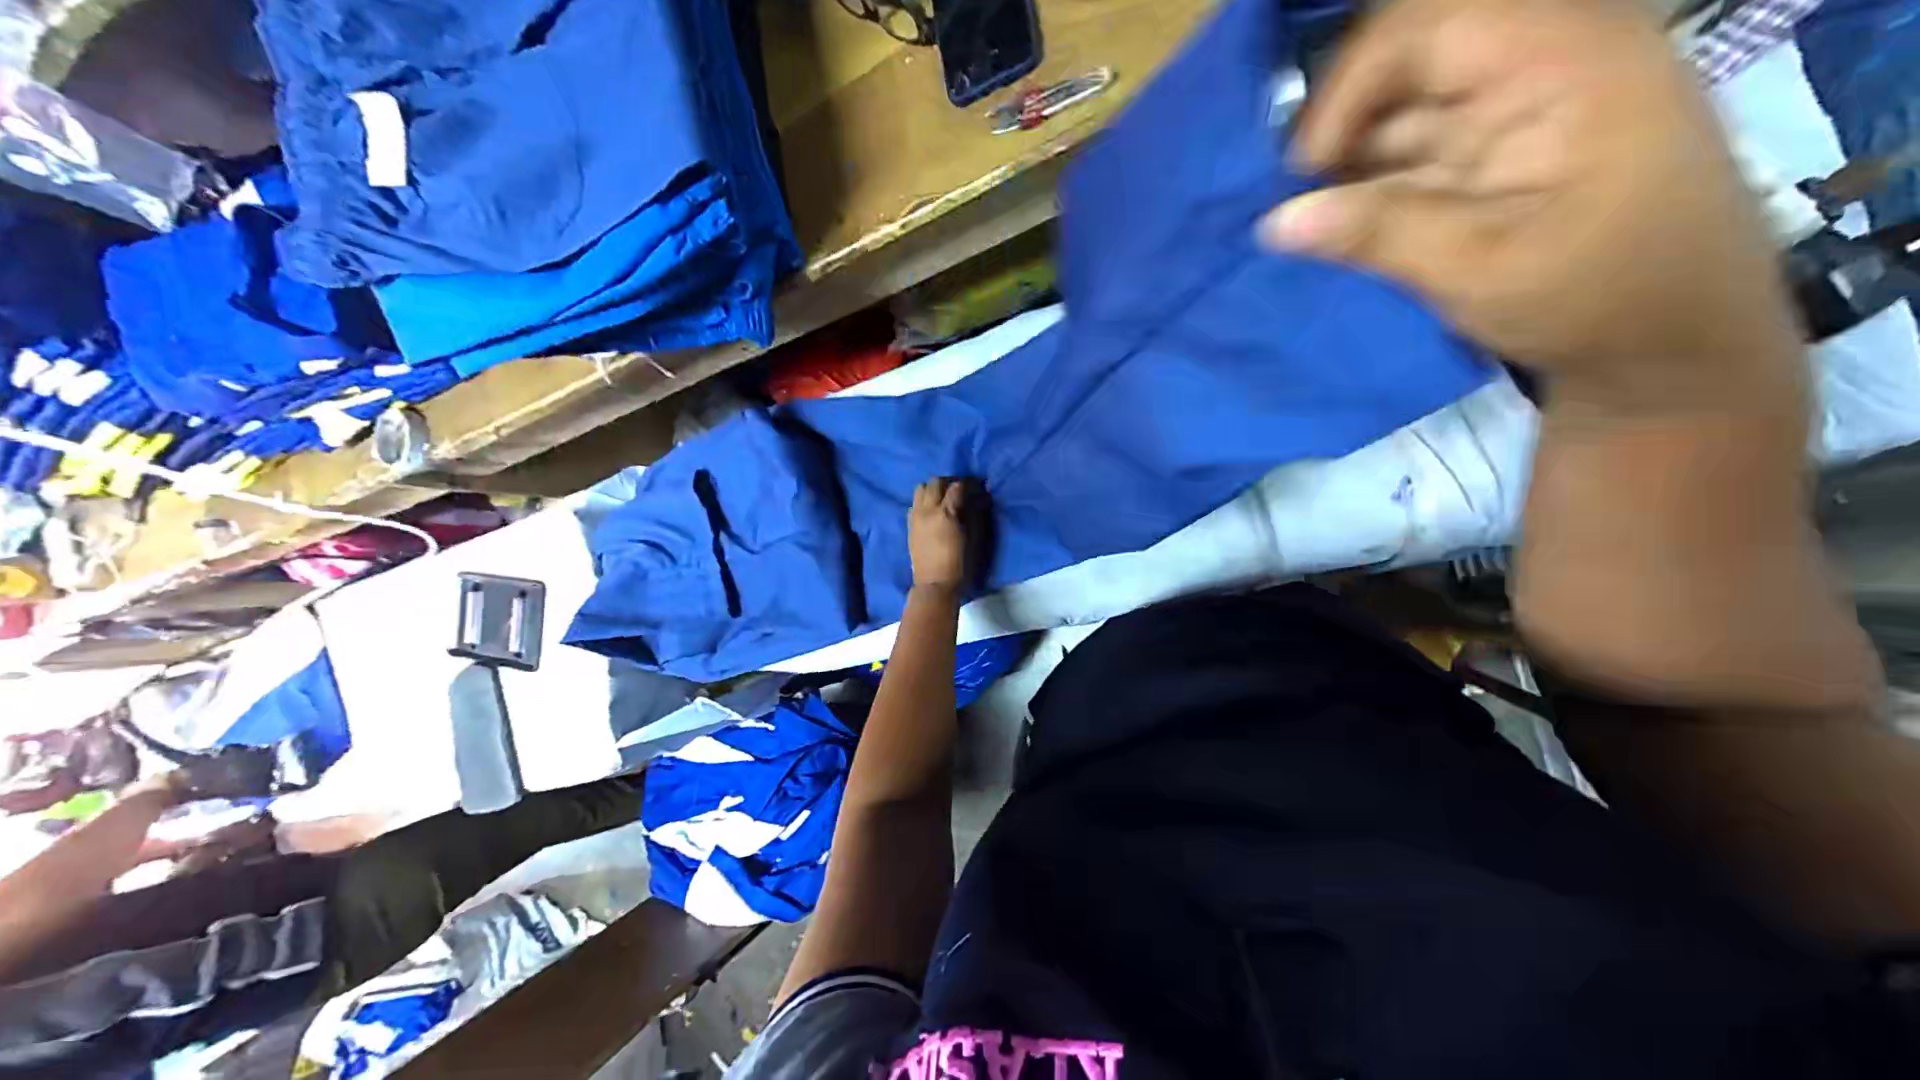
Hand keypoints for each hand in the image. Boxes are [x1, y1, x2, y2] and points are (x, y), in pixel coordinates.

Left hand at [907, 477, 975, 592]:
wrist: (934, 583)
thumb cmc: (958, 563)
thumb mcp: (971, 537)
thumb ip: (972, 514)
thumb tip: (976, 499)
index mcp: (945, 513)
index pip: (956, 487)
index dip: (968, 484)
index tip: (976, 487)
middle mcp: (927, 510)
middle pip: (935, 482)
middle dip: (948, 483)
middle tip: (959, 492)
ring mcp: (915, 516)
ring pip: (920, 489)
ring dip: (933, 490)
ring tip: (943, 499)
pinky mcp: (909, 524)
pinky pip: (914, 503)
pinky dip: (924, 501)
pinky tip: (932, 512)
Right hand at [1260, 0, 1800, 412]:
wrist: (1669, 343)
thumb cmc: (1596, 297)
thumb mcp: (1478, 267)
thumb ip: (1377, 233)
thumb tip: (1274, 222)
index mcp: (1561, 59)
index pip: (1423, 29)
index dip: (1347, 91)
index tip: (1303, 172)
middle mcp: (1539, 62)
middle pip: (1407, 63)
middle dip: (1340, 129)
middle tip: (1296, 199)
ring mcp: (1519, 108)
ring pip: (1403, 111)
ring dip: (1348, 165)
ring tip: (1307, 222)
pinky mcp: (1499, 151)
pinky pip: (1415, 150)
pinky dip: (1369, 187)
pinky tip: (1338, 227)